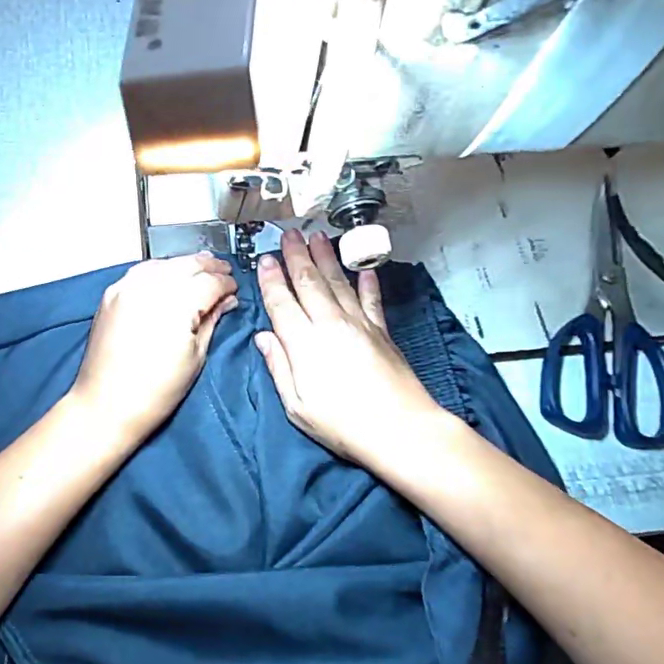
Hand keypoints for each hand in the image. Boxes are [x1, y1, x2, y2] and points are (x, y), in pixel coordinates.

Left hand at [69, 252, 238, 440]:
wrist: (106, 406)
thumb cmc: (153, 393)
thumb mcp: (196, 357)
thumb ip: (211, 320)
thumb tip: (226, 301)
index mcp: (175, 305)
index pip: (209, 281)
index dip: (226, 283)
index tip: (234, 289)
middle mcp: (149, 289)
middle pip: (187, 265)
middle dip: (209, 267)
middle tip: (224, 273)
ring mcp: (127, 288)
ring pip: (165, 263)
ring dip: (186, 265)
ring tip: (201, 271)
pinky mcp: (112, 294)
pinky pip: (142, 271)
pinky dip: (161, 269)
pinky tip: (171, 276)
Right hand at [253, 230, 454, 466]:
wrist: (399, 428)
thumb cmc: (343, 425)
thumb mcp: (297, 406)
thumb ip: (279, 368)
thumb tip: (264, 338)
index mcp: (304, 345)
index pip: (282, 303)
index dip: (271, 280)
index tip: (265, 260)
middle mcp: (330, 326)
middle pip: (309, 283)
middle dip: (297, 256)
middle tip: (288, 234)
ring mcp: (359, 325)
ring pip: (338, 283)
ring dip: (325, 259)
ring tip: (317, 238)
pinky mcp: (381, 331)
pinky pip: (371, 300)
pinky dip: (366, 283)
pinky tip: (363, 270)